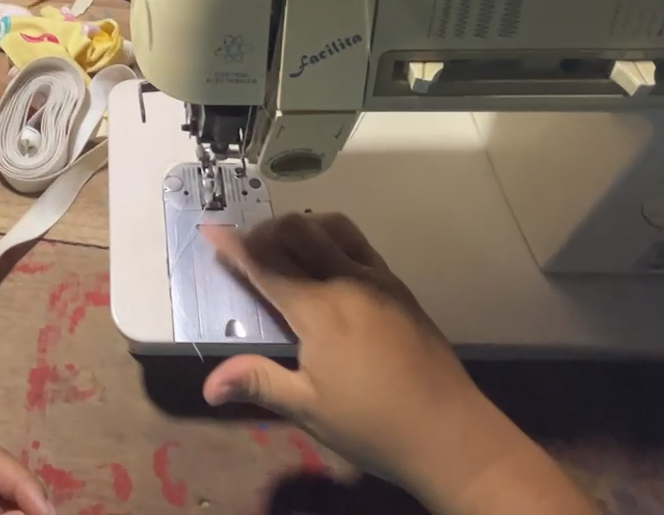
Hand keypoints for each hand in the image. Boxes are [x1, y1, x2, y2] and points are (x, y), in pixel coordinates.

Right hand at [202, 214, 595, 514]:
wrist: (454, 436)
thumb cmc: (374, 426)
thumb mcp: (309, 410)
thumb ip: (258, 382)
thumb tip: (208, 385)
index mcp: (318, 310)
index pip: (266, 265)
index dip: (234, 246)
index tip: (211, 228)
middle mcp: (345, 280)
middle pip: (296, 231)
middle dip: (264, 231)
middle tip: (247, 249)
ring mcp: (375, 278)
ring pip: (329, 226)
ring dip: (300, 226)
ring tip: (285, 246)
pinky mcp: (397, 285)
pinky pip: (357, 241)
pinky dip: (330, 234)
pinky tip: (326, 259)